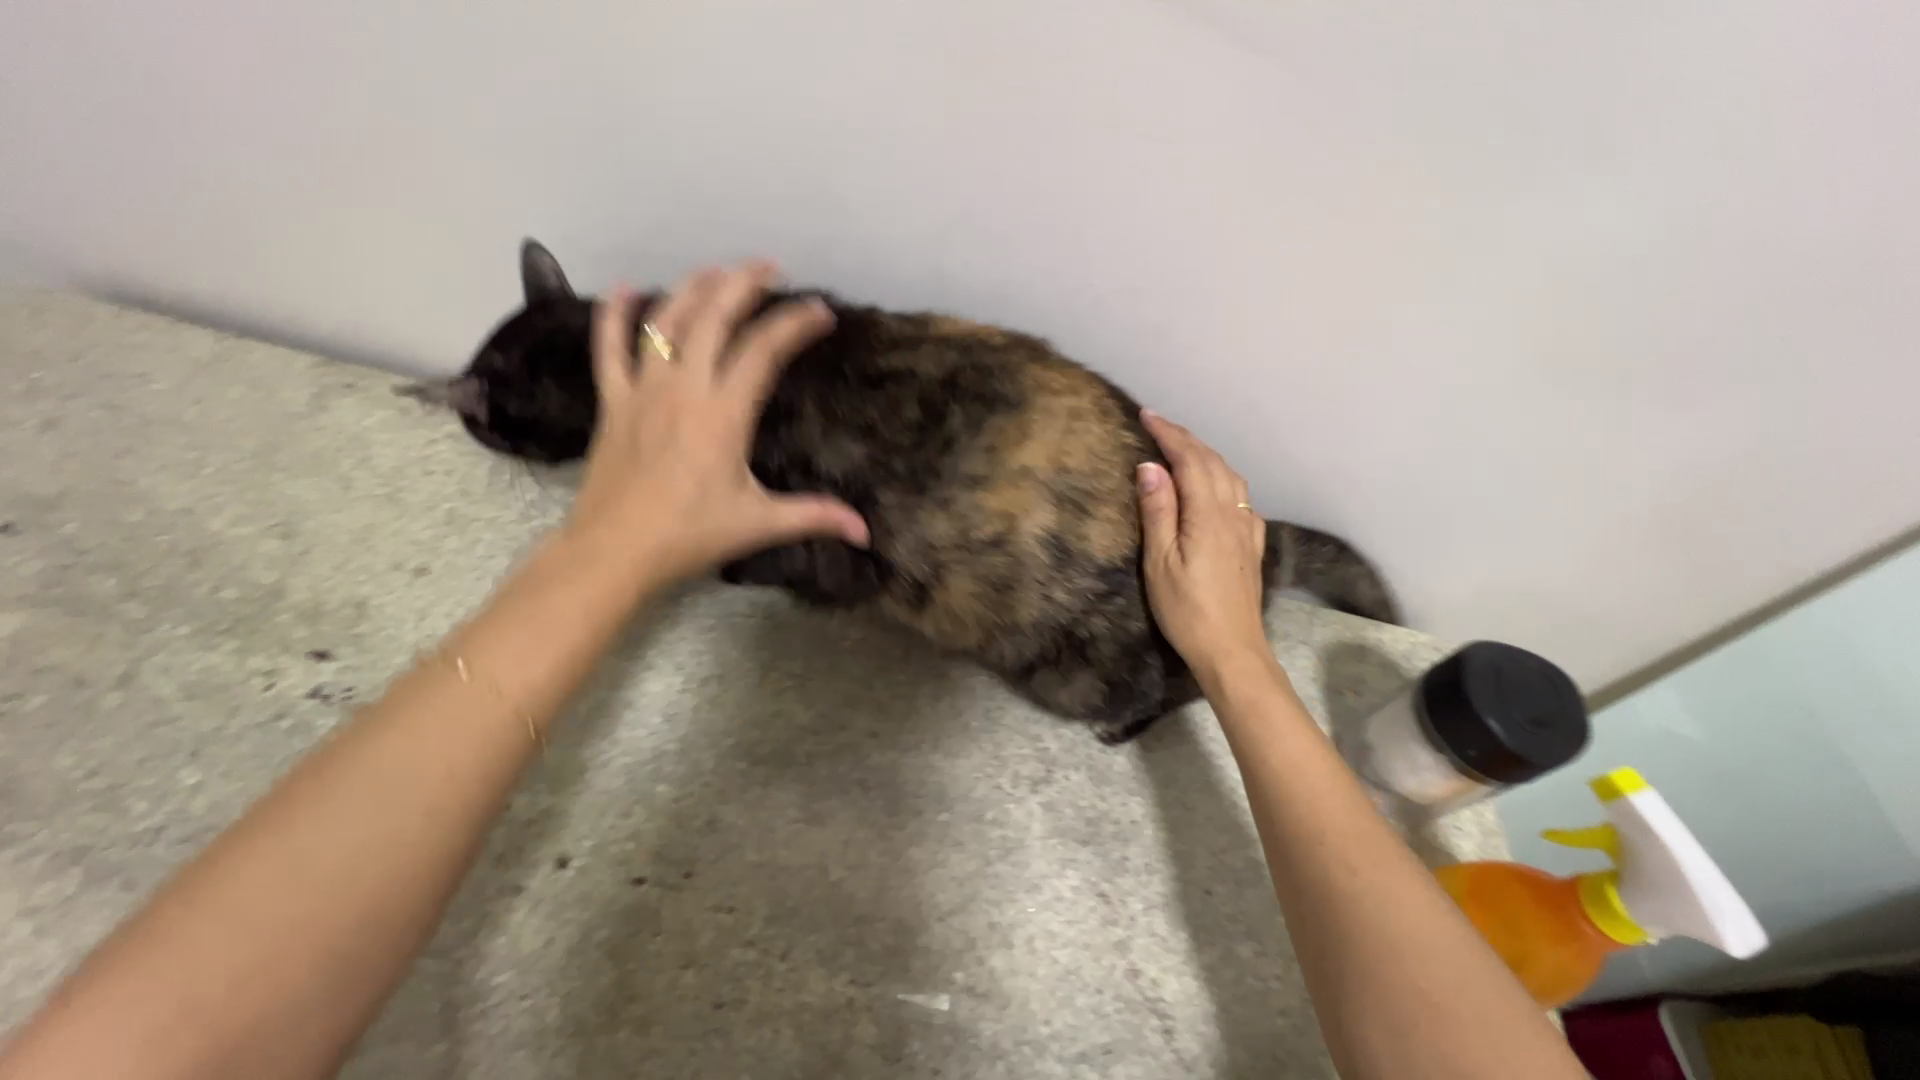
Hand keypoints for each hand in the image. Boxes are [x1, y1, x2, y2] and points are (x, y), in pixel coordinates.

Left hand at [564, 261, 869, 586]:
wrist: (614, 551)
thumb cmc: (690, 536)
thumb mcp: (759, 524)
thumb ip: (814, 517)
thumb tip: (865, 532)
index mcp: (723, 413)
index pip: (764, 350)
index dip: (795, 324)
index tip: (820, 312)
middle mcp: (683, 388)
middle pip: (713, 317)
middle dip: (744, 284)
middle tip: (769, 268)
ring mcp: (642, 391)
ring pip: (666, 322)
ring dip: (693, 289)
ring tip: (718, 271)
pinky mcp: (612, 402)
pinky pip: (609, 348)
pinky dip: (615, 315)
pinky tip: (626, 289)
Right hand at [1137, 410, 1271, 678]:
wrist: (1233, 650)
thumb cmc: (1187, 611)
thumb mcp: (1160, 563)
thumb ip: (1158, 512)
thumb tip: (1150, 466)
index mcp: (1207, 514)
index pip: (1189, 459)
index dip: (1169, 434)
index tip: (1146, 415)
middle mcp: (1232, 513)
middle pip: (1212, 462)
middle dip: (1185, 438)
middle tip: (1158, 424)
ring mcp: (1246, 528)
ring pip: (1229, 476)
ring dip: (1205, 454)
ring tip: (1181, 447)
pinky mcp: (1251, 544)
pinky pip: (1239, 496)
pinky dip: (1221, 477)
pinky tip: (1214, 487)